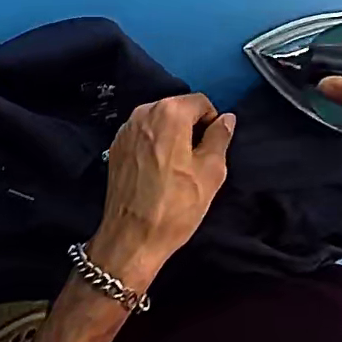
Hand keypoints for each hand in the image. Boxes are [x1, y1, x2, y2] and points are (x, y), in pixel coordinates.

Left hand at [89, 93, 234, 291]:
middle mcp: (144, 112)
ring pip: (160, 121)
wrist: (130, 239)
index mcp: (169, 112)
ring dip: (172, 135)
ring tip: (175, 167)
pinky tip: (156, 170)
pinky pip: (143, 134)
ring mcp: (126, 128)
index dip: (211, 123)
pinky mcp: (115, 146)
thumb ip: (220, 137)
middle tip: (195, 160)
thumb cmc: (175, 205)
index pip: (201, 102)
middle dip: (190, 128)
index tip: (211, 148)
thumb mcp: (210, 172)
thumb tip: (226, 118)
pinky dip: (153, 144)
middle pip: (178, 108)